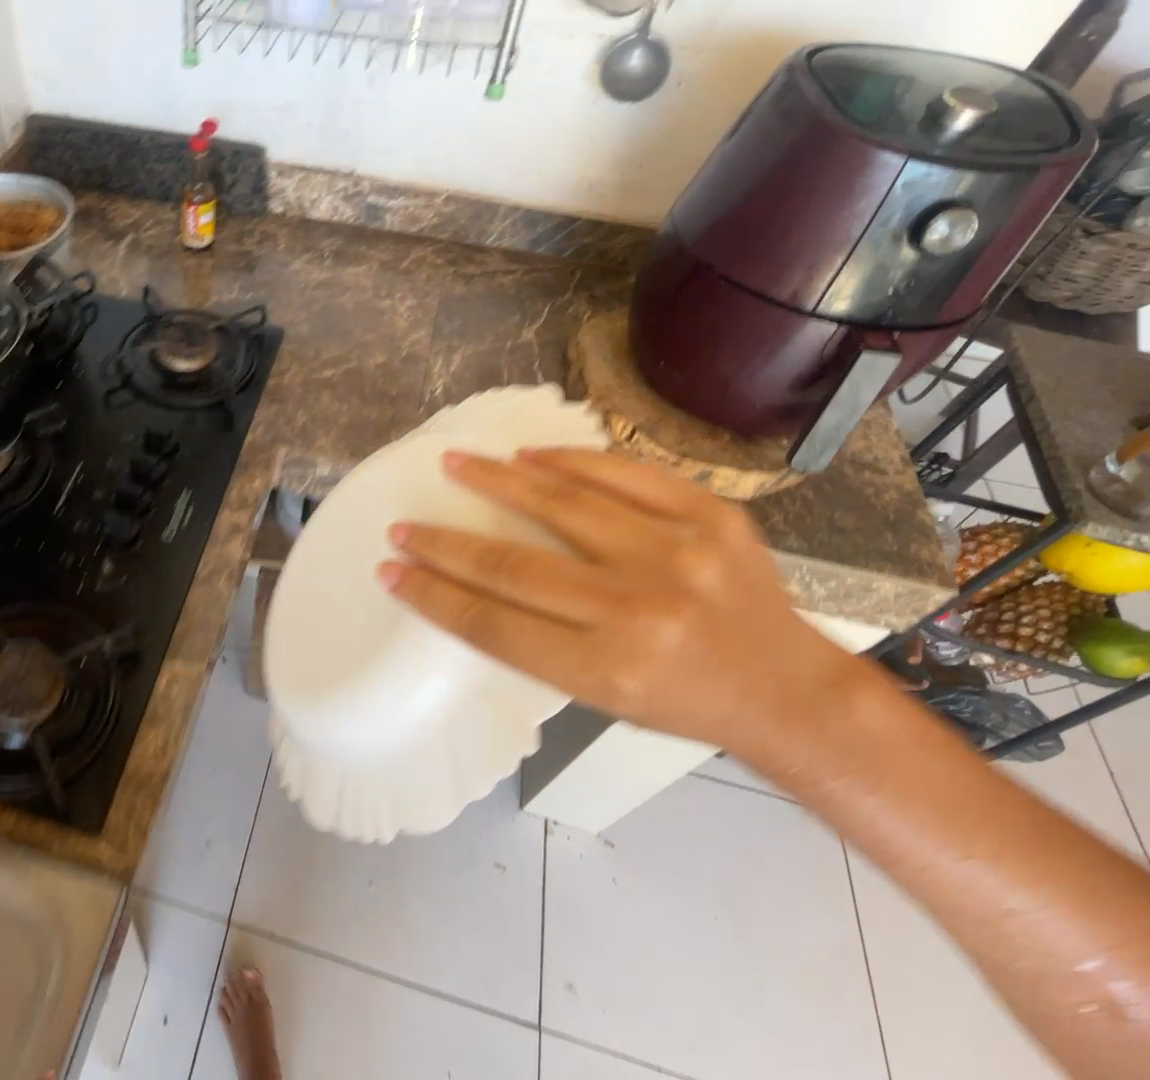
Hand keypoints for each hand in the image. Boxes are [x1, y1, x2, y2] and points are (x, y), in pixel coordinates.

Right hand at [378, 448, 859, 750]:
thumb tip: (469, 584)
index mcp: (604, 669)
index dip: (431, 594)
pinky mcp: (710, 516)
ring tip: (454, 463)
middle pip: (512, 564)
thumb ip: (536, 643)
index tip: (391, 570)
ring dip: (494, 481)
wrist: (786, 687)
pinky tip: (527, 456)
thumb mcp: (598, 697)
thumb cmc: (679, 703)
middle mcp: (636, 609)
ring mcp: (677, 555)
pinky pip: (623, 475)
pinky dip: (568, 461)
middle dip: (443, 543)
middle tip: (403, 526)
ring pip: (561, 502)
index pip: (491, 623)